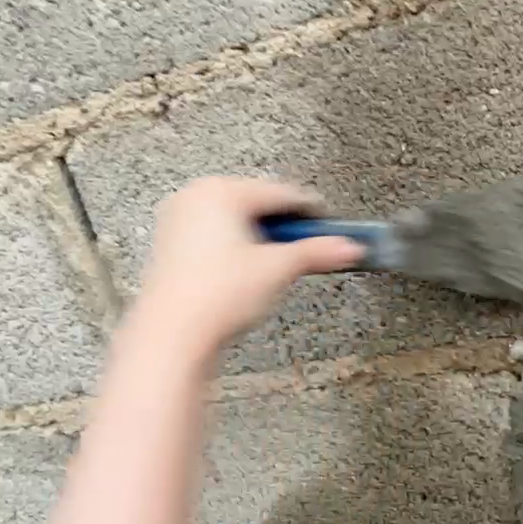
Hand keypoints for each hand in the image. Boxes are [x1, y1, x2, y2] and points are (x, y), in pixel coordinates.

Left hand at [127, 178, 362, 361]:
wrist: (173, 332)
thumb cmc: (215, 295)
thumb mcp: (279, 269)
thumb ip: (318, 252)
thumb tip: (350, 248)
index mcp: (222, 191)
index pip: (283, 194)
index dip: (314, 214)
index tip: (332, 228)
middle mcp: (196, 196)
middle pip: (259, 204)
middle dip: (287, 227)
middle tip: (310, 248)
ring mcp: (180, 218)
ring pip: (237, 219)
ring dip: (264, 237)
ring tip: (280, 263)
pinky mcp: (172, 243)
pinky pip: (217, 233)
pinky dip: (240, 245)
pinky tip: (251, 269)